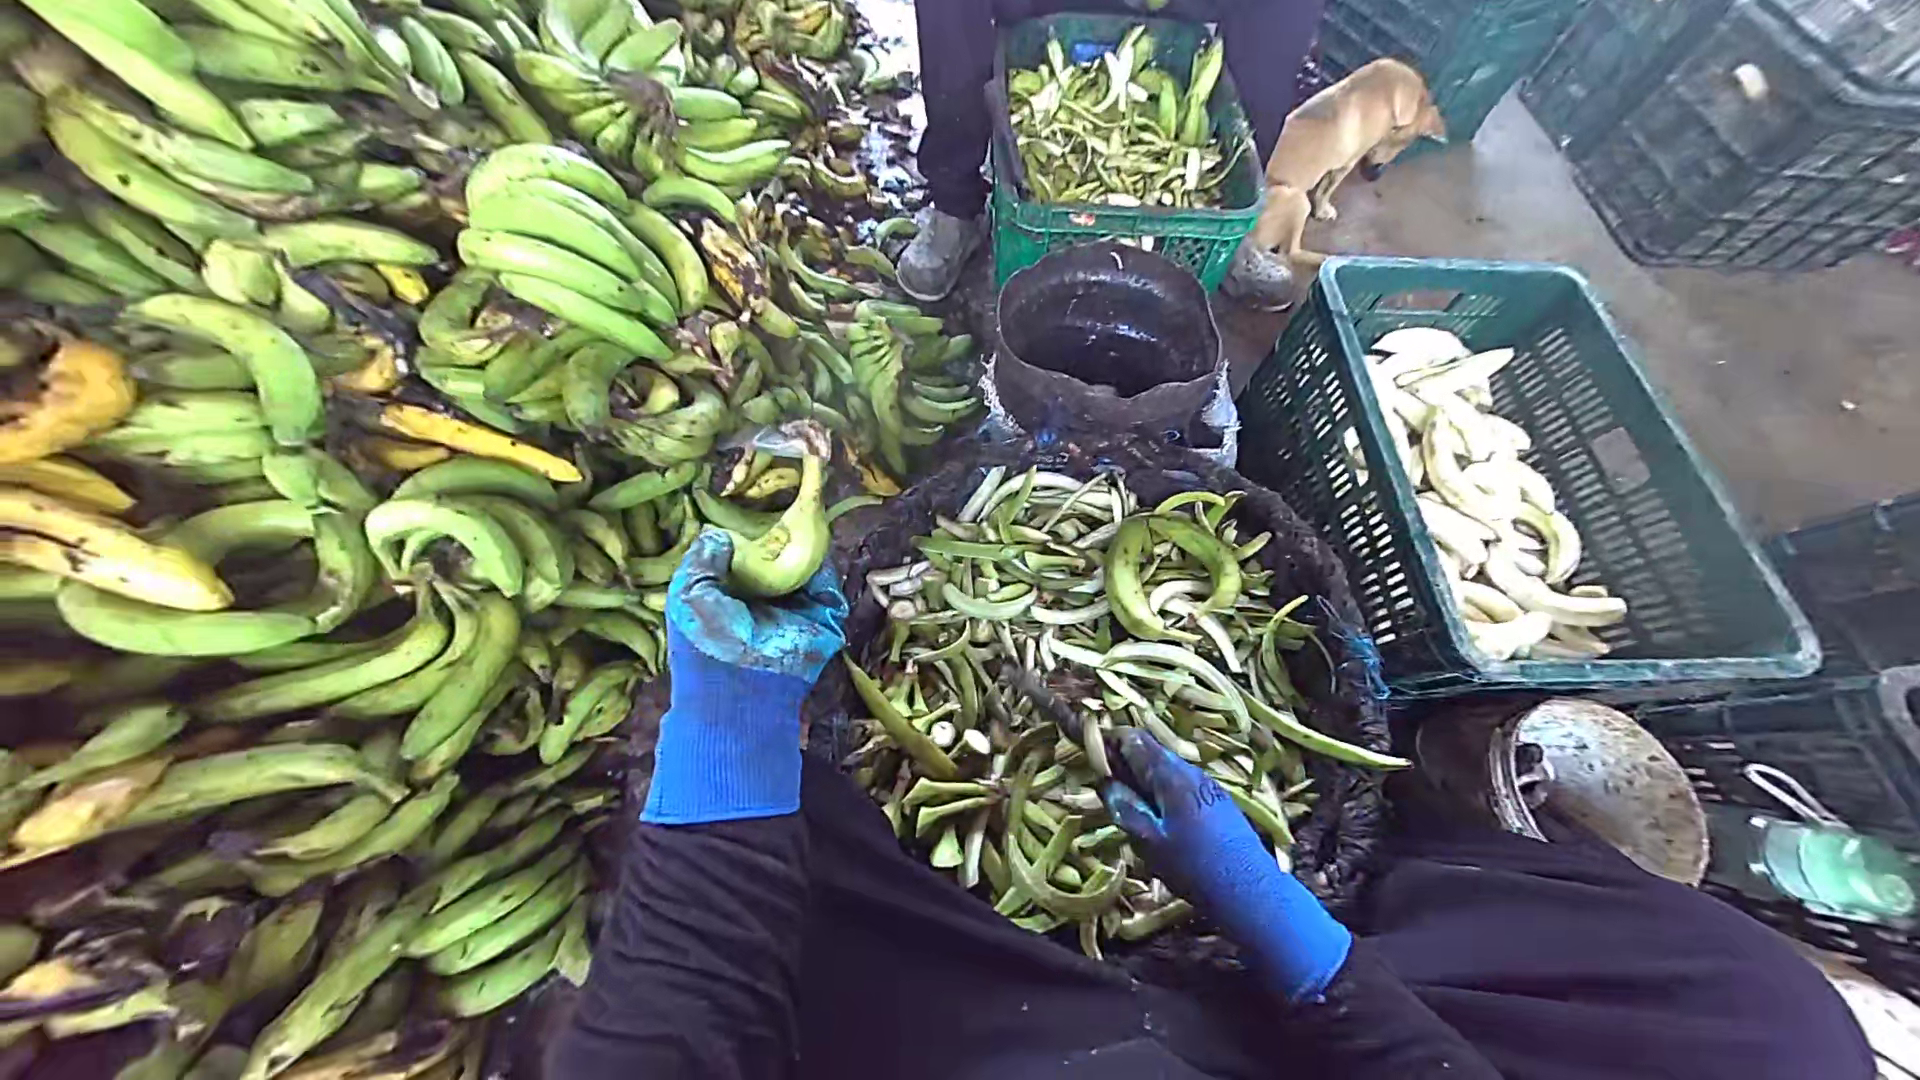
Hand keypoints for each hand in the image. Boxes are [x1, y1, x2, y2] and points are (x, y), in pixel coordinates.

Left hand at [642, 529, 848, 825]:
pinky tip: (813, 540)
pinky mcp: (822, 615)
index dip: (748, 528)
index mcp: (731, 590)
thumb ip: (701, 560)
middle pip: (780, 552)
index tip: (753, 503)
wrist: (739, 694)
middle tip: (784, 502)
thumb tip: (720, 532)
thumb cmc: (703, 647)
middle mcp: (765, 594)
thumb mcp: (687, 595)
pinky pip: (827, 580)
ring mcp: (797, 604)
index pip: (745, 550)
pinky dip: (822, 561)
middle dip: (781, 530)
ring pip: (806, 562)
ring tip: (803, 512)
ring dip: (805, 541)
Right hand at [1104, 729, 1350, 1002]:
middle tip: (1110, 789)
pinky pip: (1181, 786)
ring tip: (1135, 810)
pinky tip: (1163, 823)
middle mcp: (1190, 771)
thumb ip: (1124, 807)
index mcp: (1170, 774)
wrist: (1254, 895)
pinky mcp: (1218, 802)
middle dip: (1126, 764)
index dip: (1107, 741)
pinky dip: (1163, 793)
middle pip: (1150, 752)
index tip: (1090, 753)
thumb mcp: (1148, 841)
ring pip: (1166, 770)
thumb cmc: (1194, 868)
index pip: (1132, 738)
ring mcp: (1207, 785)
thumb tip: (1106, 782)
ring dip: (1145, 780)